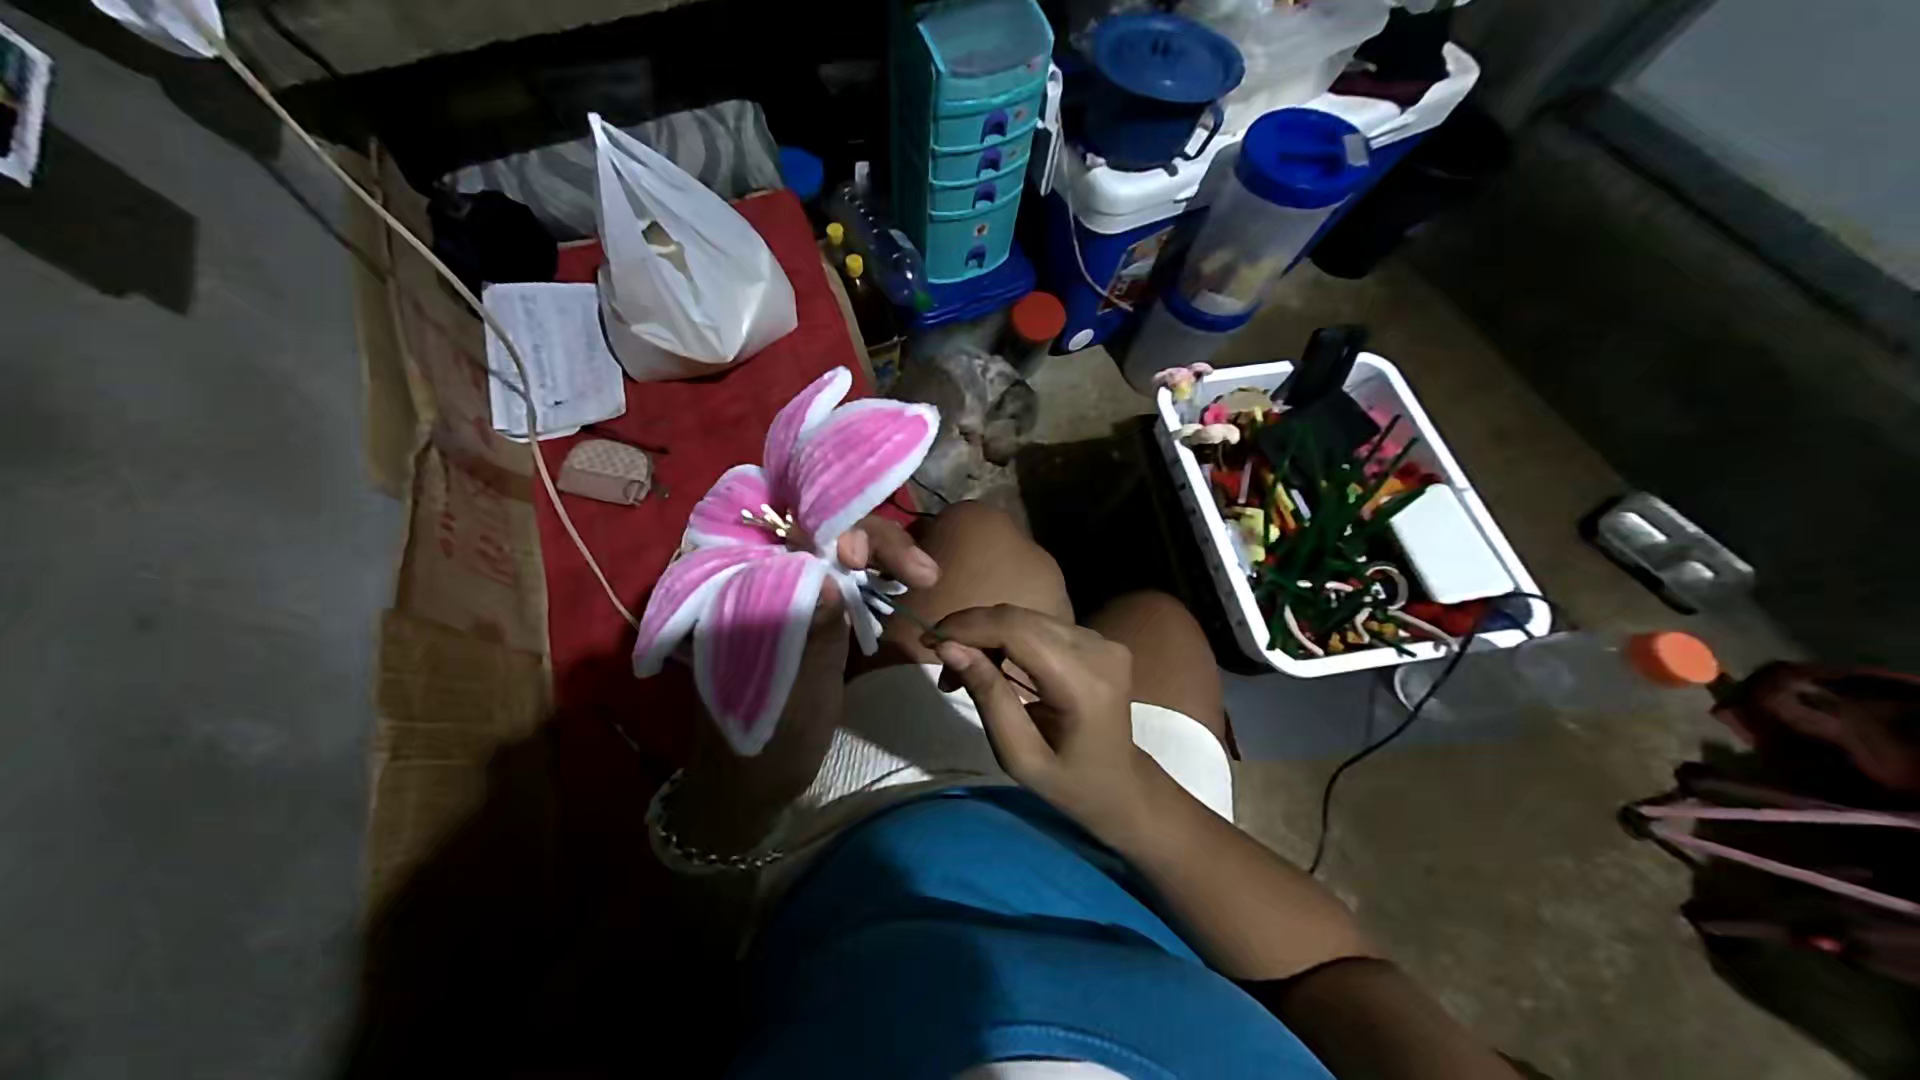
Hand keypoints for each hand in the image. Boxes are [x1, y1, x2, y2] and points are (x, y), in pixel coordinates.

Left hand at [676, 515, 939, 848]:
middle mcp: (755, 579)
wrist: (750, 789)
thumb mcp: (794, 697)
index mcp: (733, 593)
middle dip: (871, 543)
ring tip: (922, 573)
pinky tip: (901, 580)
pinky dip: (873, 576)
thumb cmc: (764, 747)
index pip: (784, 536)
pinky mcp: (804, 612)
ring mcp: (782, 594)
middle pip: (817, 534)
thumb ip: (813, 636)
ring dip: (879, 555)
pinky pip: (841, 578)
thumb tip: (834, 574)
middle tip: (923, 571)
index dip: (831, 534)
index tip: (862, 559)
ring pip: (834, 552)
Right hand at [928, 605, 1158, 841]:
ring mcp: (1102, 640)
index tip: (928, 641)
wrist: (1120, 785)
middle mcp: (1098, 650)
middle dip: (970, 631)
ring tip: (963, 671)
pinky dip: (1007, 637)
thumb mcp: (1018, 754)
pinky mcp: (1098, 639)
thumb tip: (948, 647)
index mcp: (1084, 684)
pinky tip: (993, 663)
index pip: (1017, 630)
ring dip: (986, 635)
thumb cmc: (1068, 782)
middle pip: (1019, 617)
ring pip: (1025, 617)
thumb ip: (987, 696)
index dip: (968, 627)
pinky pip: (1039, 625)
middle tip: (942, 666)